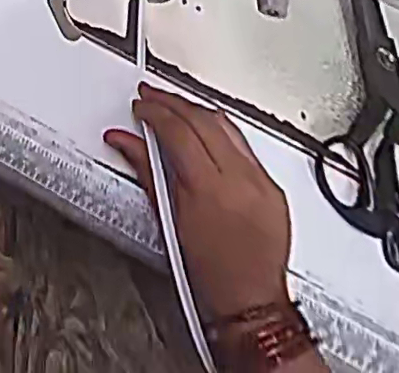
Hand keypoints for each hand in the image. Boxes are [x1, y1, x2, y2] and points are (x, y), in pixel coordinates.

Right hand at [105, 84, 292, 319]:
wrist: (251, 302)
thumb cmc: (208, 271)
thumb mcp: (167, 217)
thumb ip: (146, 168)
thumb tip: (124, 140)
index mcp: (210, 190)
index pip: (178, 131)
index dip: (155, 111)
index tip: (142, 107)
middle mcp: (241, 181)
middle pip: (202, 120)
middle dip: (173, 102)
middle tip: (152, 96)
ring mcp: (262, 183)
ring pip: (226, 125)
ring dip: (196, 110)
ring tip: (175, 106)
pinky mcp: (274, 187)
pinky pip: (244, 144)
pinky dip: (220, 129)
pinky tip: (205, 128)